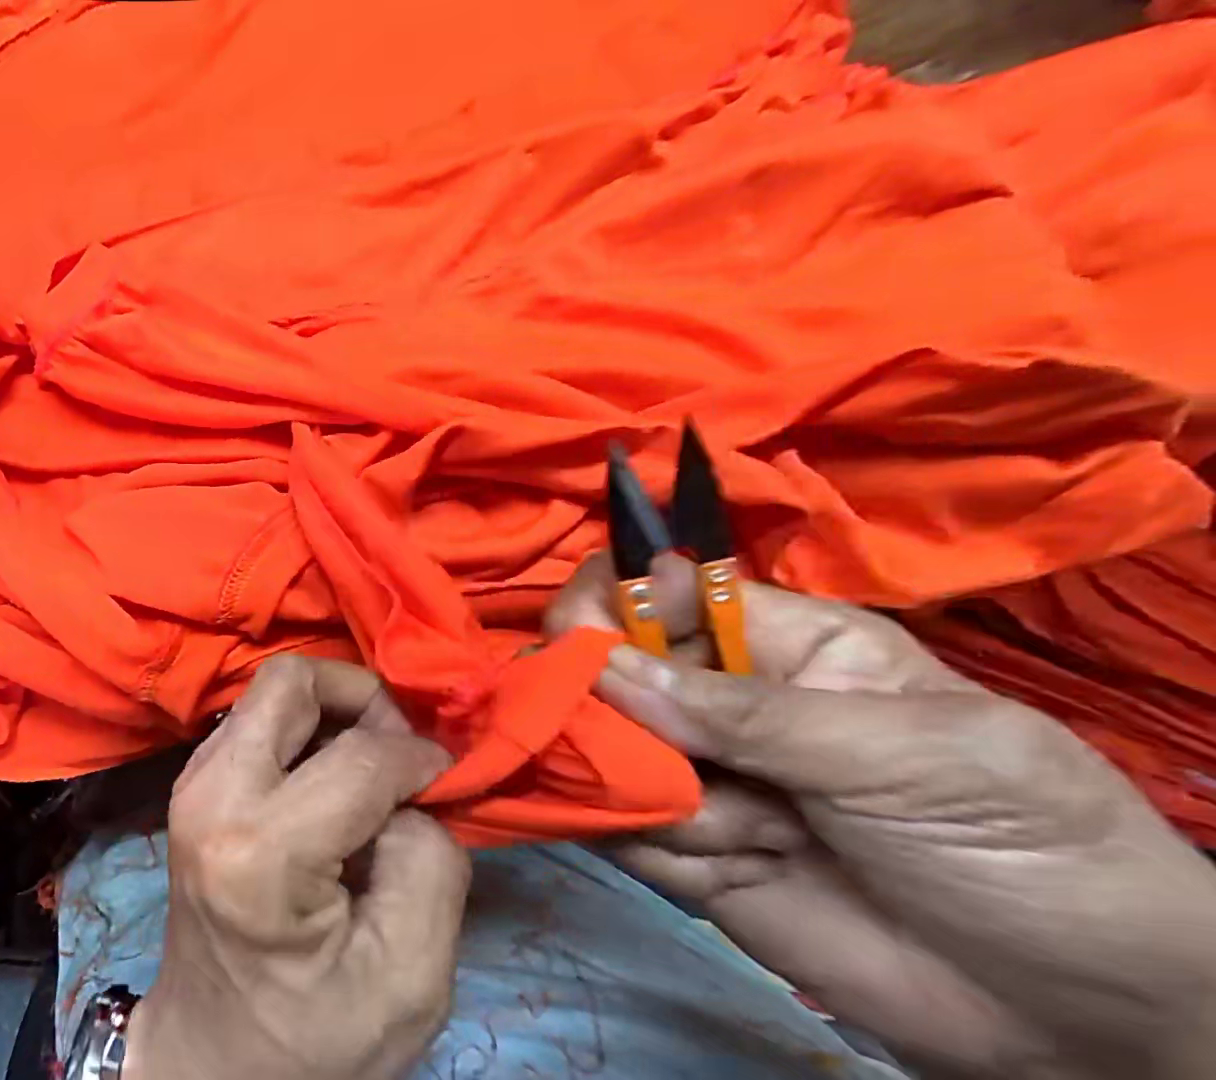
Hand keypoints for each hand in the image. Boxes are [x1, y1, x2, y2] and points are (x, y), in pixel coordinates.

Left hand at [125, 656, 469, 1079]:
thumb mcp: (408, 979)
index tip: (443, 779)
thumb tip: (413, 788)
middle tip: (399, 744)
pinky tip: (330, 773)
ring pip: (273, 690)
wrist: (211, 1054)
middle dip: (362, 697)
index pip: (360, 758)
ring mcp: (193, 780)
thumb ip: (430, 865)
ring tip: (371, 760)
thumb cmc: (310, 1033)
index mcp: (260, 850)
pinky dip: (305, 726)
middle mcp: (213, 794)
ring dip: (333, 709)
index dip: (418, 757)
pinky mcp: (195, 780)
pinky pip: (257, 717)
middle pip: (292, 681)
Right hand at [548, 554, 1215, 1079]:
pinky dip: (651, 845)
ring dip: (661, 798)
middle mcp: (712, 699)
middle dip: (612, 712)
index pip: (655, 593)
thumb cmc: (1019, 843)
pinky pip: (612, 823)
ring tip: (758, 841)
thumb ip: (747, 711)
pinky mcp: (674, 843)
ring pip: (601, 751)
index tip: (578, 641)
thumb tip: (602, 667)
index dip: (606, 605)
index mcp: (773, 643)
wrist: (1076, 1023)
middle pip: (602, 670)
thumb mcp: (905, 752)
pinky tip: (732, 871)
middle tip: (668, 761)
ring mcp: (690, 772)